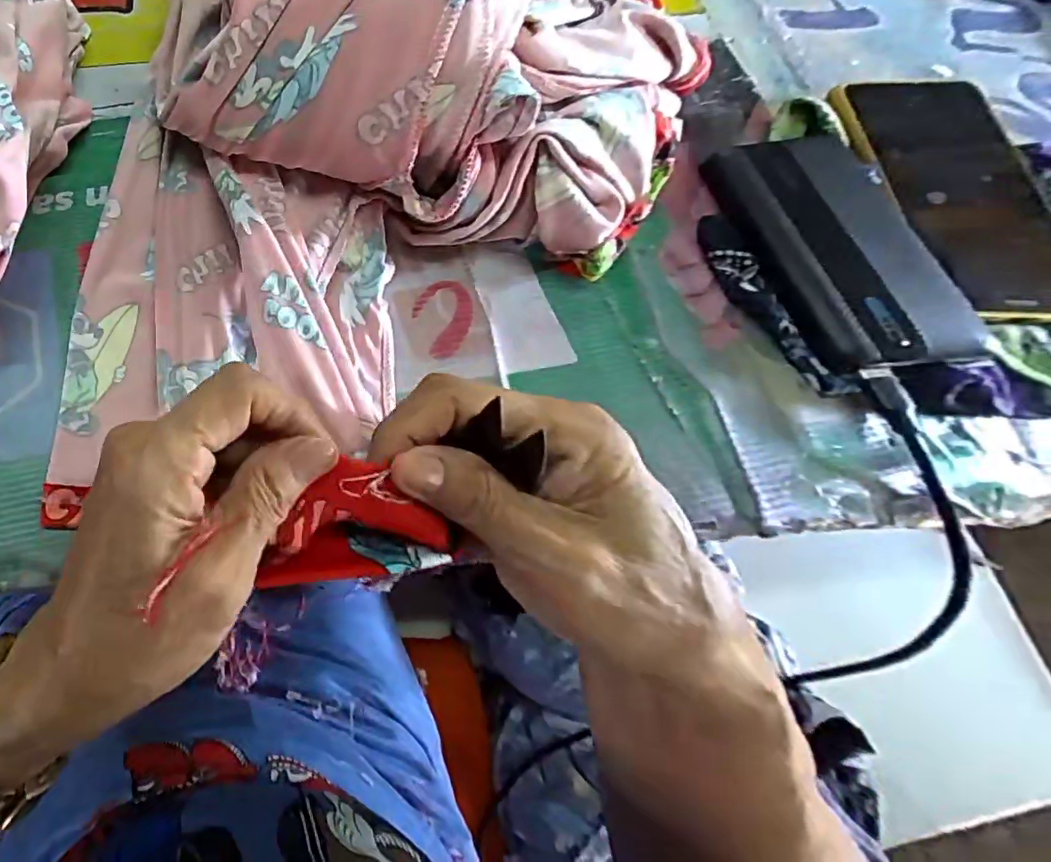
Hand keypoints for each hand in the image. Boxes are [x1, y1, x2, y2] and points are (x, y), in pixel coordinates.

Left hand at [0, 364, 337, 782]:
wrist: (71, 664)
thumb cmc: (147, 634)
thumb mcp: (222, 570)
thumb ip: (268, 495)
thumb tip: (318, 445)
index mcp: (158, 452)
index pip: (238, 389)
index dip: (291, 413)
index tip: (325, 462)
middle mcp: (140, 438)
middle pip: (228, 409)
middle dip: (279, 444)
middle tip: (313, 503)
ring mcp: (133, 456)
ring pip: (215, 435)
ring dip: (258, 467)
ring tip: (285, 525)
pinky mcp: (134, 476)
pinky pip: (195, 458)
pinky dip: (229, 481)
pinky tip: (249, 526)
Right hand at [368, 374, 752, 680]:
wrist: (679, 661)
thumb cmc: (633, 607)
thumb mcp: (554, 555)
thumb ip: (479, 501)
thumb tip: (401, 464)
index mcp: (566, 427)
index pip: (459, 397)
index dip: (408, 428)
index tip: (379, 479)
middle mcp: (542, 427)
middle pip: (446, 413)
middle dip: (406, 451)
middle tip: (384, 502)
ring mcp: (528, 454)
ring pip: (443, 442)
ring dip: (414, 476)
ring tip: (401, 517)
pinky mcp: (514, 484)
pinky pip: (454, 471)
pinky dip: (429, 495)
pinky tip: (425, 526)